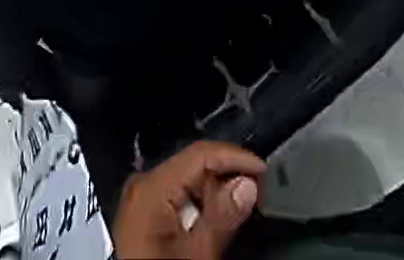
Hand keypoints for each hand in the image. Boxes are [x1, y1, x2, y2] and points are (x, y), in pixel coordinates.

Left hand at [112, 141, 264, 259]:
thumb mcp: (197, 255)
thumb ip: (223, 216)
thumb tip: (247, 184)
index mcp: (151, 187)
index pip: (201, 154)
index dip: (236, 158)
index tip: (263, 170)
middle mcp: (142, 185)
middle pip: (195, 165)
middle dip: (226, 179)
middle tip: (253, 196)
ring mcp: (140, 200)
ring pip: (188, 180)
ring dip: (214, 194)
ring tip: (232, 215)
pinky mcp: (143, 215)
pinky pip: (177, 196)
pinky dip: (199, 205)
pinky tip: (210, 224)